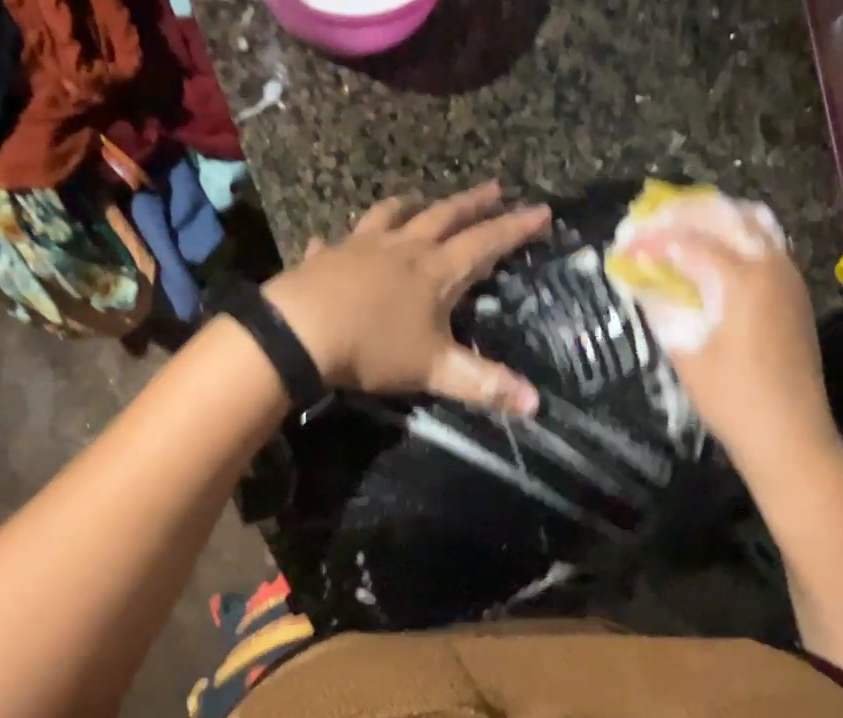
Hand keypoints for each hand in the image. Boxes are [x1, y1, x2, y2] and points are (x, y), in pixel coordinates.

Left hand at [260, 182, 548, 414]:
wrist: (300, 333)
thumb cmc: (374, 349)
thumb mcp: (435, 371)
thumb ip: (484, 385)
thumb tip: (535, 404)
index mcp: (435, 271)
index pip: (485, 242)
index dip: (516, 228)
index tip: (542, 210)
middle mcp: (402, 249)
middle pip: (444, 216)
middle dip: (473, 203)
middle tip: (496, 187)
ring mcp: (360, 248)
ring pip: (391, 216)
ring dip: (412, 207)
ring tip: (422, 200)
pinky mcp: (324, 259)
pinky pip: (337, 243)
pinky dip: (342, 241)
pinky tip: (334, 242)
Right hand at [649, 231, 839, 462]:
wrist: (789, 431)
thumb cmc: (732, 398)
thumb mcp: (686, 354)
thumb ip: (662, 307)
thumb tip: (638, 279)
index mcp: (741, 277)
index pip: (687, 242)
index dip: (650, 240)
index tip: (621, 244)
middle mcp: (769, 263)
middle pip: (723, 216)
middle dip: (681, 216)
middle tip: (646, 222)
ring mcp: (787, 274)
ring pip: (751, 222)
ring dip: (713, 218)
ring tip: (679, 226)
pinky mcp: (793, 291)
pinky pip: (765, 242)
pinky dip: (735, 235)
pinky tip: (713, 250)